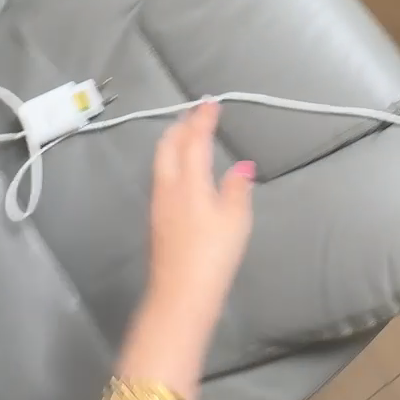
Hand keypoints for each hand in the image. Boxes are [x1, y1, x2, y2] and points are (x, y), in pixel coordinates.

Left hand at [145, 102, 254, 327]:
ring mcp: (159, 204)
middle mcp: (168, 187)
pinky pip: (162, 175)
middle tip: (196, 113)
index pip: (194, 140)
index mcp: (189, 182)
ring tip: (188, 133)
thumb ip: (237, 188)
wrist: (179, 297)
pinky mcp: (157, 219)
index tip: (210, 102)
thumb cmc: (212, 256)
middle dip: (181, 124)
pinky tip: (182, 168)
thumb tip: (241, 167)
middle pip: (168, 145)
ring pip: (162, 160)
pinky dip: (172, 159)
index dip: (202, 119)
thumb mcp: (235, 220)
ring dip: (174, 141)